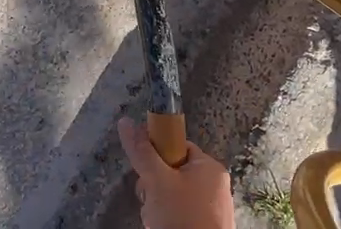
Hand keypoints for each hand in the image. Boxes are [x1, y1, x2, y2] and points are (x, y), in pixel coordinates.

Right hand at [118, 117, 234, 228]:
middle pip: (171, 171)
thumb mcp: (156, 180)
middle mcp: (214, 186)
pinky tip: (161, 226)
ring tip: (155, 217)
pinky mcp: (205, 227)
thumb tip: (125, 121)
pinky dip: (167, 219)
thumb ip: (141, 151)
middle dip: (153, 185)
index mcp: (209, 167)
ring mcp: (211, 210)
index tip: (145, 168)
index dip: (156, 153)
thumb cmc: (181, 215)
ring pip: (172, 195)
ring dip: (156, 204)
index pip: (176, 146)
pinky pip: (180, 213)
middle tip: (150, 197)